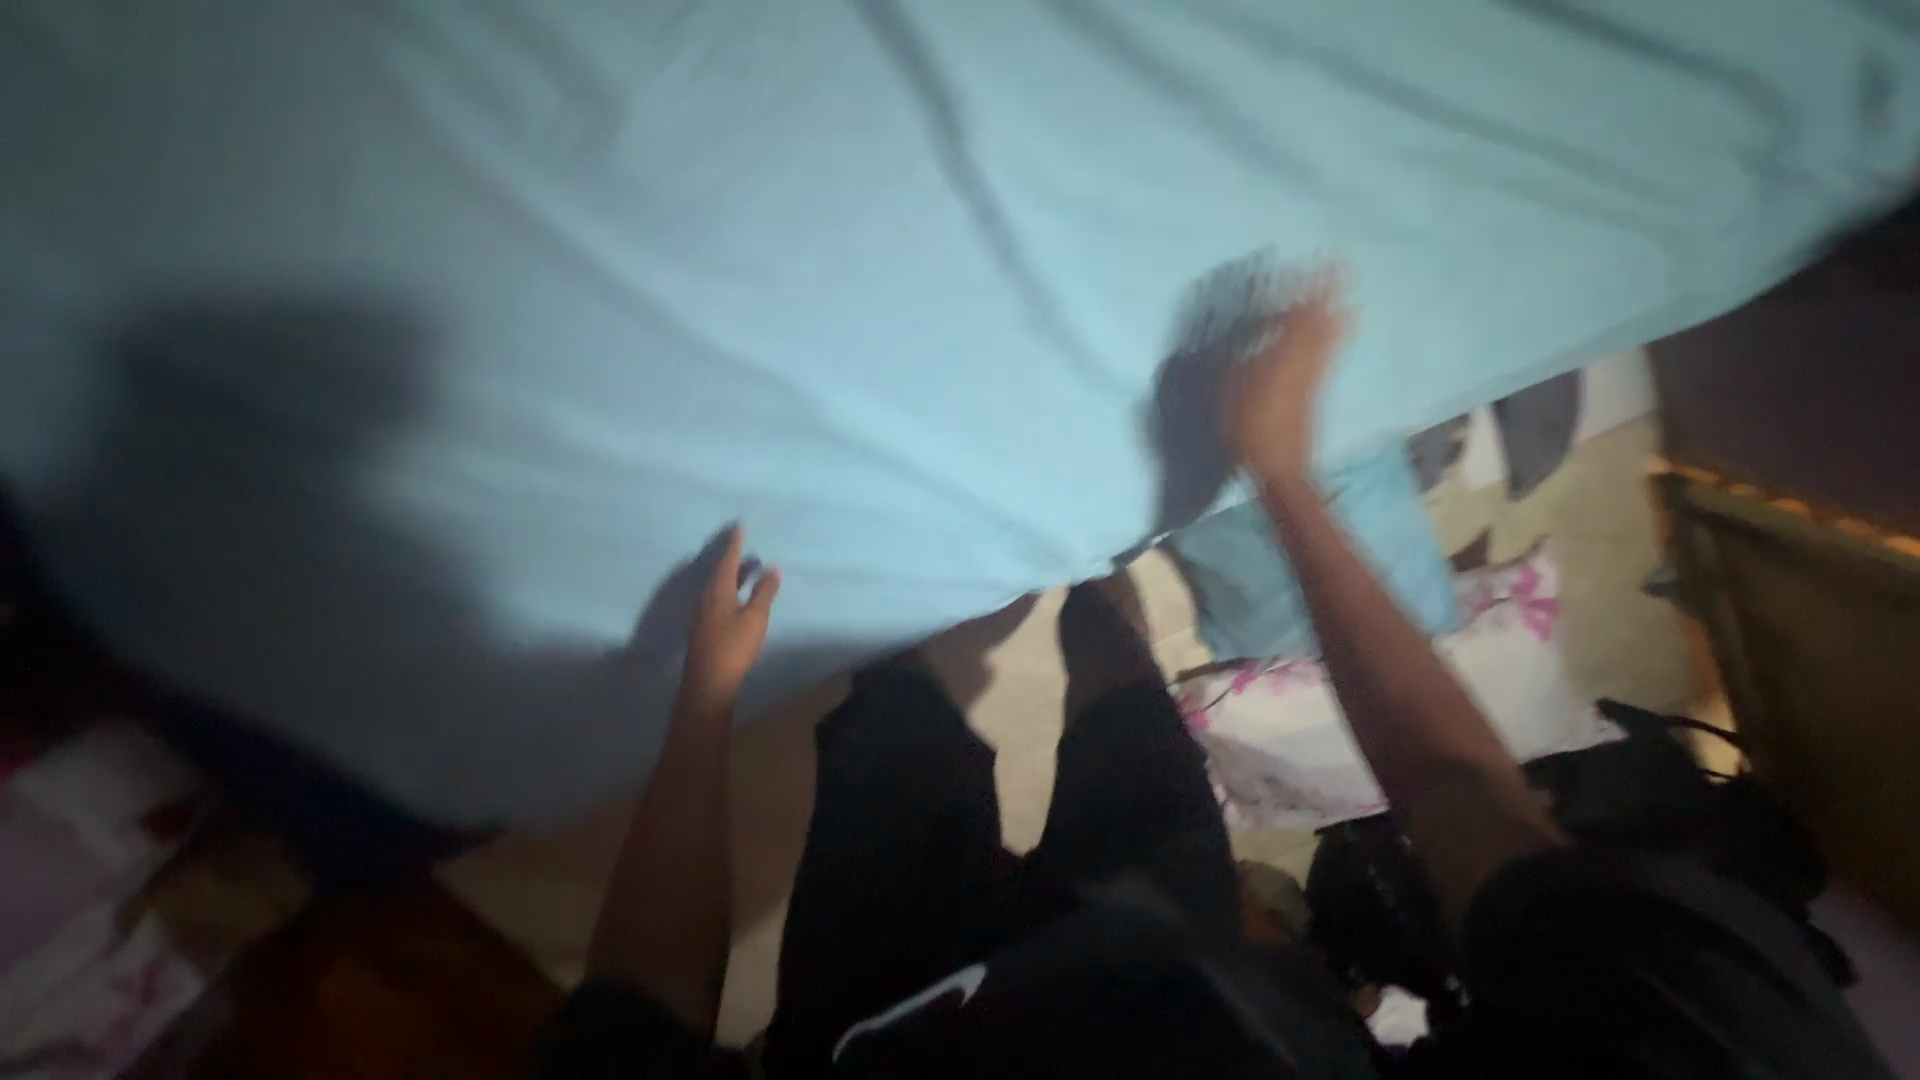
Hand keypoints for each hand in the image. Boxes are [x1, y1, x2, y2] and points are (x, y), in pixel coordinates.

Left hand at [681, 526, 780, 714]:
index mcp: (718, 590)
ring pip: (718, 586)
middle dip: (734, 559)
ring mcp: (702, 613)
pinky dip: (729, 590)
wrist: (709, 681)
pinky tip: (738, 598)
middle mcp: (706, 597)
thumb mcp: (756, 617)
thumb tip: (772, 567)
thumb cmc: (734, 646)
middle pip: (720, 572)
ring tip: (749, 570)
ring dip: (733, 576)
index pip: (727, 560)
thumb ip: (765, 591)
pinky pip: (716, 598)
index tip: (740, 527)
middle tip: (747, 548)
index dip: (734, 544)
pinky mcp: (703, 626)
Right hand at [1223, 264, 1349, 480]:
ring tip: (1343, 278)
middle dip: (1325, 287)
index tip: (1296, 264)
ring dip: (1335, 302)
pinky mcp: (1317, 385)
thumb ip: (1240, 359)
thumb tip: (1249, 334)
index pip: (1290, 315)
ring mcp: (1314, 372)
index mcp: (1279, 357)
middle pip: (1317, 316)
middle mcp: (1303, 358)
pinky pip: (1330, 348)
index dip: (1294, 289)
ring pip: (1328, 329)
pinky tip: (1344, 318)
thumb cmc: (1248, 430)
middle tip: (1336, 258)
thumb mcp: (1231, 393)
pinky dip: (1337, 328)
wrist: (1282, 465)